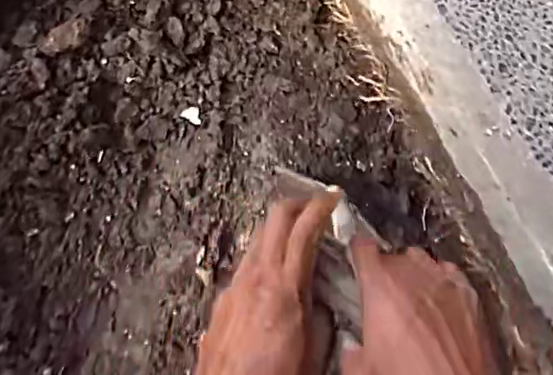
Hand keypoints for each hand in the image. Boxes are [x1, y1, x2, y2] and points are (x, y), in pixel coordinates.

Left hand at [196, 193, 339, 374]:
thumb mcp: (312, 354)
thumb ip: (320, 317)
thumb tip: (324, 299)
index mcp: (284, 287)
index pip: (304, 228)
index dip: (321, 206)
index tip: (332, 197)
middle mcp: (257, 277)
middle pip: (276, 216)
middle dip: (298, 204)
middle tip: (314, 206)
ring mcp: (235, 286)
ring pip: (258, 237)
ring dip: (279, 230)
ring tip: (295, 241)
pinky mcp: (220, 301)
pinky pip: (245, 265)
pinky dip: (262, 259)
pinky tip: (271, 279)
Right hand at [344, 240, 498, 374]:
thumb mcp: (366, 372)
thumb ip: (352, 353)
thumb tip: (351, 349)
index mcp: (380, 284)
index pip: (363, 247)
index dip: (359, 253)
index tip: (359, 261)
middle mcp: (411, 271)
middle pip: (394, 257)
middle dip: (389, 275)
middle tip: (388, 304)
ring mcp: (442, 278)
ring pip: (422, 262)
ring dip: (416, 276)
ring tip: (416, 304)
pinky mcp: (469, 291)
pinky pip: (449, 275)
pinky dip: (443, 285)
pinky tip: (443, 307)